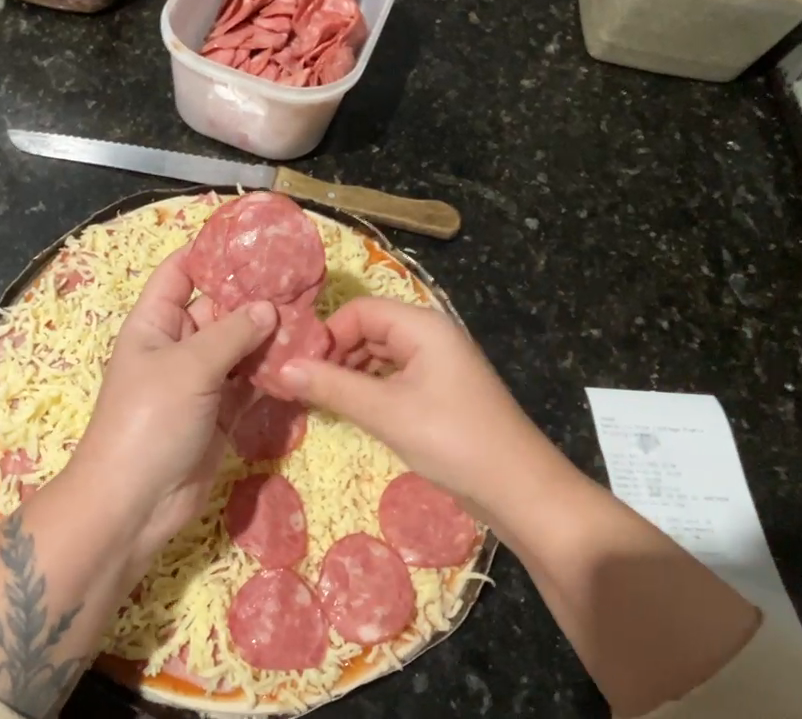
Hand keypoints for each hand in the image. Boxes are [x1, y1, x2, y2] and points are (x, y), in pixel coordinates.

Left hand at [67, 245, 277, 567]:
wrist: (134, 503)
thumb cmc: (149, 420)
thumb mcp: (189, 368)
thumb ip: (232, 333)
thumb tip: (268, 307)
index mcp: (154, 323)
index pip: (180, 273)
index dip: (210, 254)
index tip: (254, 242)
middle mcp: (177, 345)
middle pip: (218, 309)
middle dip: (254, 298)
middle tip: (301, 284)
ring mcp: (200, 381)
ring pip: (239, 347)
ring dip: (269, 337)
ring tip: (311, 318)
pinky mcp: (221, 414)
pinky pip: (249, 383)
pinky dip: (271, 373)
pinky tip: (302, 360)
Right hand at [271, 297, 530, 505]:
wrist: (521, 491)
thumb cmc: (452, 440)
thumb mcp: (385, 412)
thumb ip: (331, 386)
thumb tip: (280, 369)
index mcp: (422, 325)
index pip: (358, 311)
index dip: (326, 335)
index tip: (299, 368)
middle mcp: (430, 336)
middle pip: (368, 329)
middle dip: (334, 354)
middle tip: (302, 387)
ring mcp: (438, 365)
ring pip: (380, 355)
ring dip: (349, 374)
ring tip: (322, 401)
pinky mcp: (441, 393)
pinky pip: (395, 377)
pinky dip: (370, 389)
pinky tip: (353, 412)